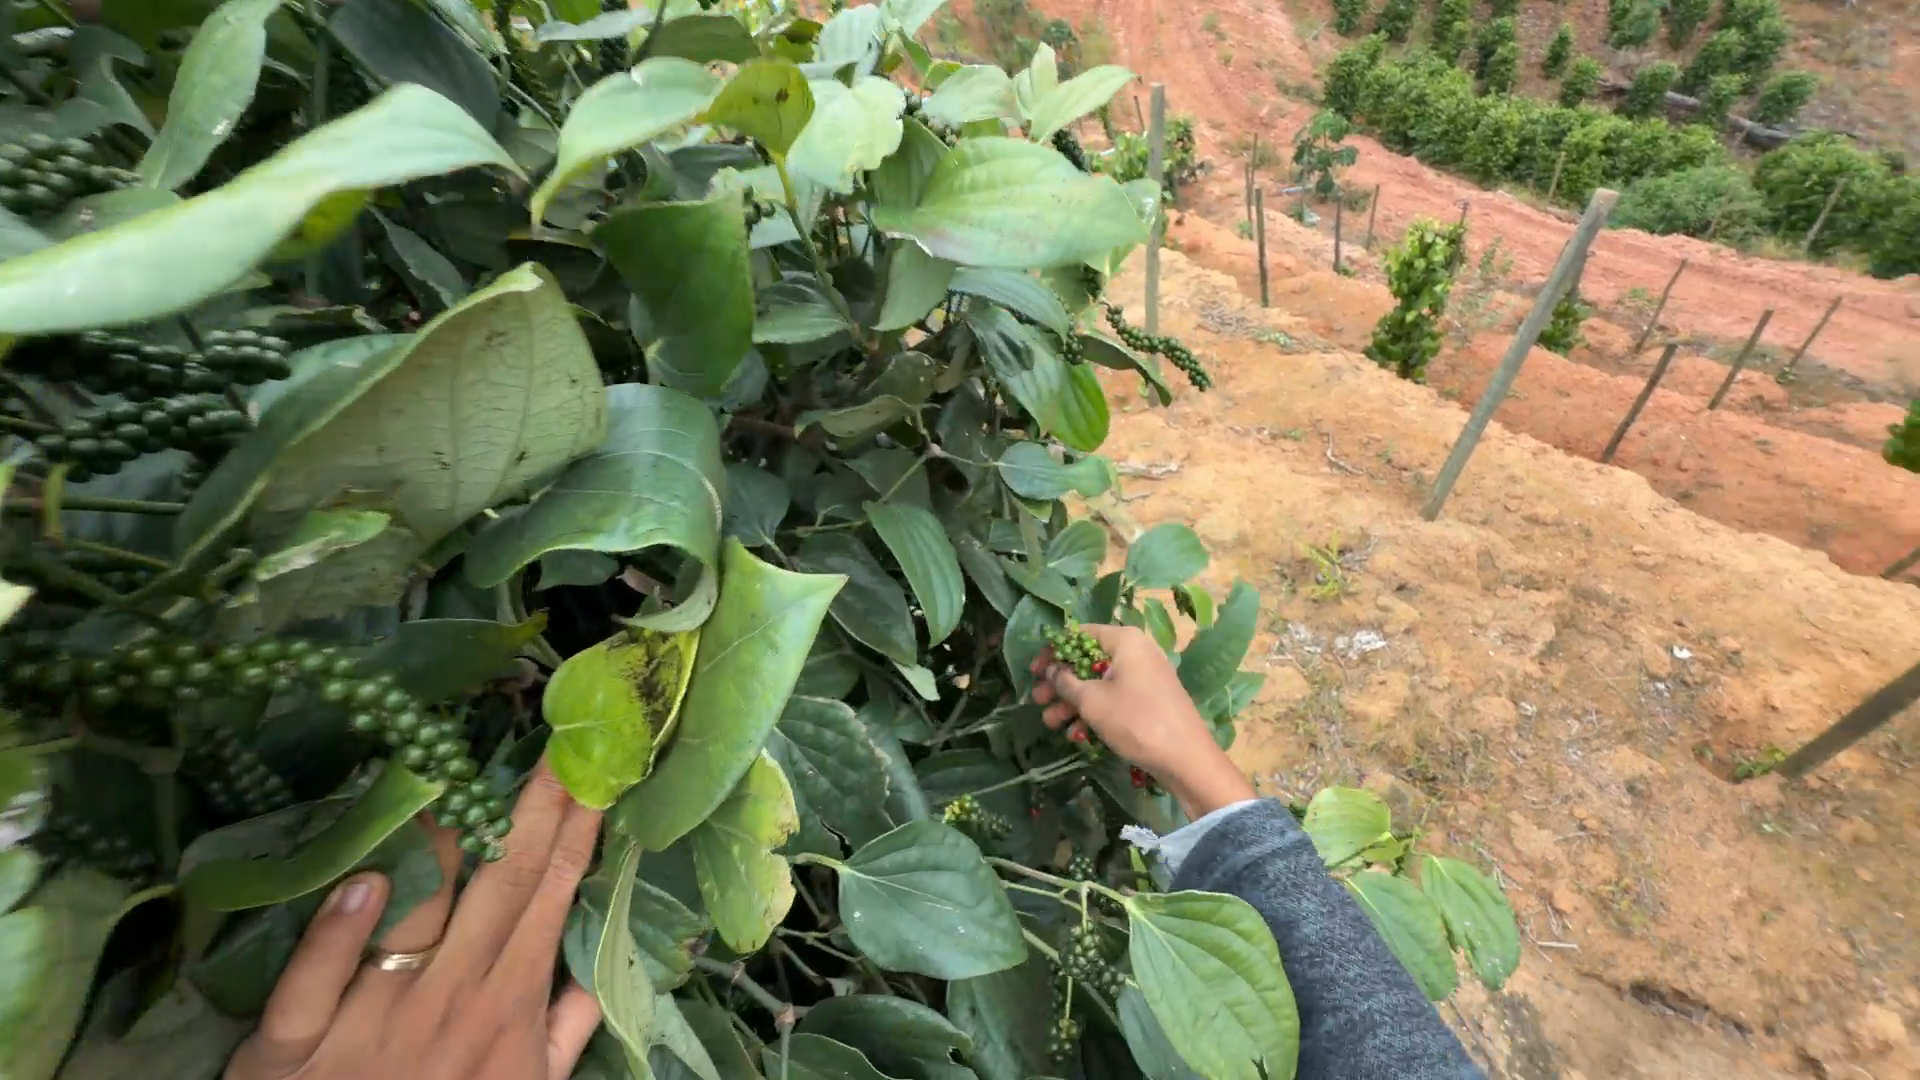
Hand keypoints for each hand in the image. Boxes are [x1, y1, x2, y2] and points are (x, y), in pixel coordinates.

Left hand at [224, 760, 603, 1079]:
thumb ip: (571, 1024)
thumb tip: (603, 959)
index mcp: (512, 998)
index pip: (556, 890)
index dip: (579, 830)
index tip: (596, 776)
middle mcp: (456, 992)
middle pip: (506, 880)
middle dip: (537, 809)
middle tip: (556, 749)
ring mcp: (376, 1016)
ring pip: (419, 909)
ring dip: (443, 841)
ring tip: (460, 779)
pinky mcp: (293, 1047)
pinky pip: (311, 984)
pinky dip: (334, 934)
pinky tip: (361, 880)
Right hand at [1029, 623, 1255, 817]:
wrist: (1186, 759)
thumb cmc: (1136, 720)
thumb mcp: (1092, 701)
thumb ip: (1066, 681)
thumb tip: (1052, 670)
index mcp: (1124, 641)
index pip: (1080, 634)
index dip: (1053, 652)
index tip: (1034, 671)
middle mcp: (1136, 651)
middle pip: (1088, 660)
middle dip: (1060, 683)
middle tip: (1038, 700)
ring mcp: (1145, 676)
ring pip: (1099, 682)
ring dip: (1072, 701)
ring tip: (1050, 722)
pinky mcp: (1149, 699)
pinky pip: (1115, 697)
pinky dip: (1094, 711)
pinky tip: (1075, 733)